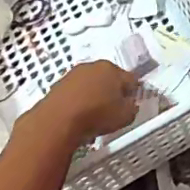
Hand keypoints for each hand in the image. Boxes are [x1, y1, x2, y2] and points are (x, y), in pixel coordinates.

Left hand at [22, 61, 139, 141]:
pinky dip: (78, 102)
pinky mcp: (56, 86)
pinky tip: (79, 116)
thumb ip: (132, 107)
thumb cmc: (96, 115)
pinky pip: (74, 93)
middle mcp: (92, 66)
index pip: (130, 79)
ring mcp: (72, 75)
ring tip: (94, 115)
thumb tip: (129, 105)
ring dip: (94, 95)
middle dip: (112, 91)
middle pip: (109, 78)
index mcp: (112, 68)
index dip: (133, 93)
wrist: (57, 122)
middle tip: (113, 110)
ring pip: (90, 85)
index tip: (130, 105)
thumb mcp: (125, 116)